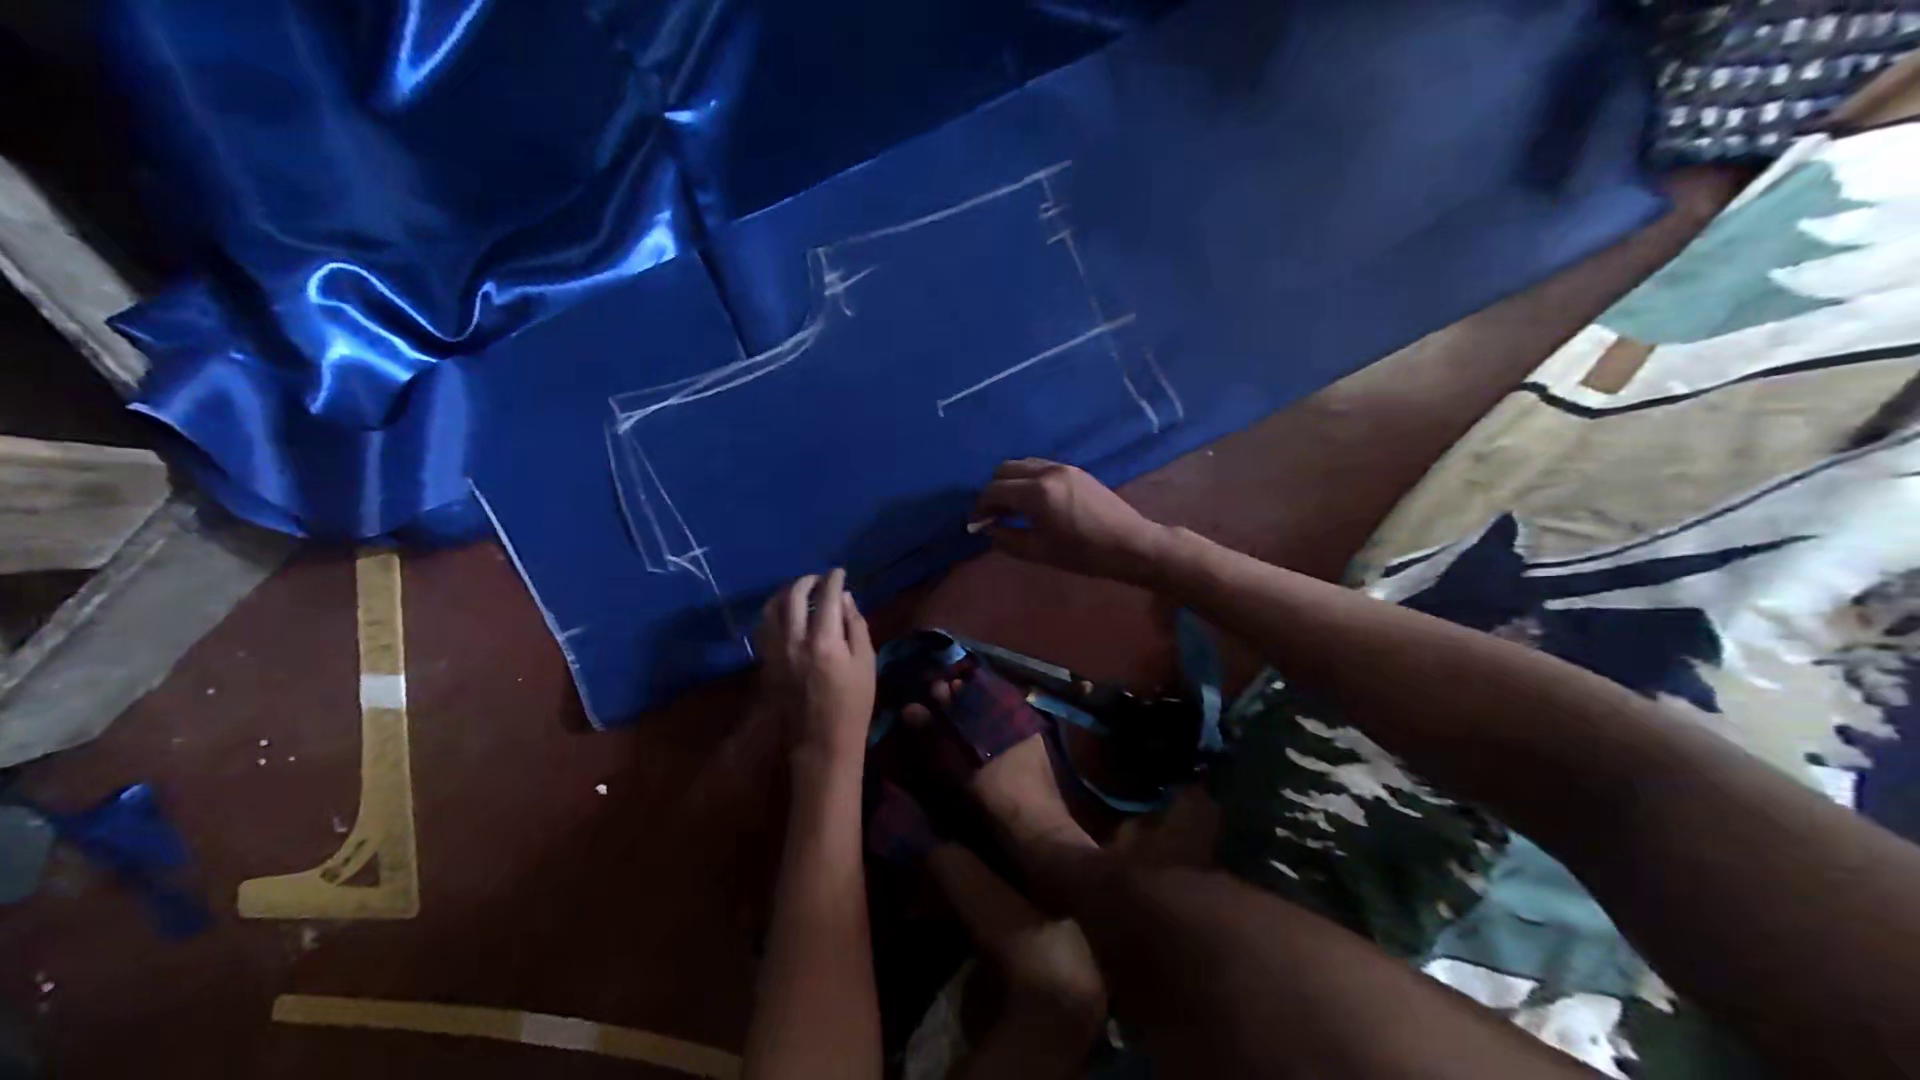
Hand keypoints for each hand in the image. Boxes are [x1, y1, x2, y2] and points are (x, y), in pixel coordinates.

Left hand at [756, 569, 876, 766]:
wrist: (821, 743)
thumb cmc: (853, 705)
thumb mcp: (866, 663)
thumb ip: (855, 626)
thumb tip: (845, 599)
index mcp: (824, 641)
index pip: (826, 596)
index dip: (834, 579)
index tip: (840, 572)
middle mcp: (794, 640)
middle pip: (793, 596)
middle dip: (807, 581)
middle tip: (819, 579)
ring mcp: (775, 652)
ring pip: (771, 609)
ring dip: (785, 594)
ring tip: (799, 592)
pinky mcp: (766, 663)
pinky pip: (764, 628)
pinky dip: (773, 613)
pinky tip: (784, 614)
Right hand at [973, 459, 1172, 585]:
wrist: (1131, 544)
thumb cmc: (1084, 554)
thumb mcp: (1040, 552)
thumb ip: (1007, 538)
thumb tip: (987, 529)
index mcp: (1037, 493)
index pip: (994, 490)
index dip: (980, 507)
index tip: (976, 524)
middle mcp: (1047, 471)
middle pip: (1004, 469)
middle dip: (993, 490)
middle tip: (993, 516)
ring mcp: (1063, 467)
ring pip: (1022, 465)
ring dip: (1010, 483)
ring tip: (1012, 509)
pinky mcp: (1075, 470)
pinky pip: (1040, 467)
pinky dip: (1027, 480)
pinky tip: (1033, 504)